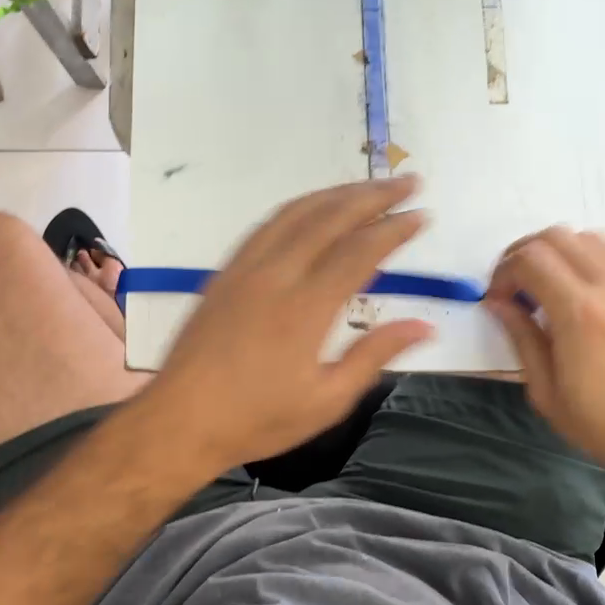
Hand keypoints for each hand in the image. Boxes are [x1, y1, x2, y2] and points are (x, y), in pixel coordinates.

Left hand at [135, 177, 434, 471]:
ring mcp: (244, 269)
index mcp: (305, 308)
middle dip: (374, 196)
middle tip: (410, 183)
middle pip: (330, 218)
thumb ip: (374, 355)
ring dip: (336, 194)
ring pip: (295, 213)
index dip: (394, 230)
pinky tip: (313, 210)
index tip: (423, 215)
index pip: (359, 252)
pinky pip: (267, 225)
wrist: (179, 420)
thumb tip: (425, 327)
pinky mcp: (224, 273)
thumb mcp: (326, 401)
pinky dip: (299, 208)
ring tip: (370, 188)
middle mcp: (274, 275)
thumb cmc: (256, 420)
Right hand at [484, 229, 604, 492]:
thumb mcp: (547, 392)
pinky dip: (592, 255)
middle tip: (513, 288)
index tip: (496, 301)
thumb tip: (498, 304)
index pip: (529, 260)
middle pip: (556, 236)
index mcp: (579, 313)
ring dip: (558, 251)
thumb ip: (521, 338)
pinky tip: (585, 287)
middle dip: (523, 254)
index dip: (501, 273)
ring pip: (590, 236)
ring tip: (548, 286)